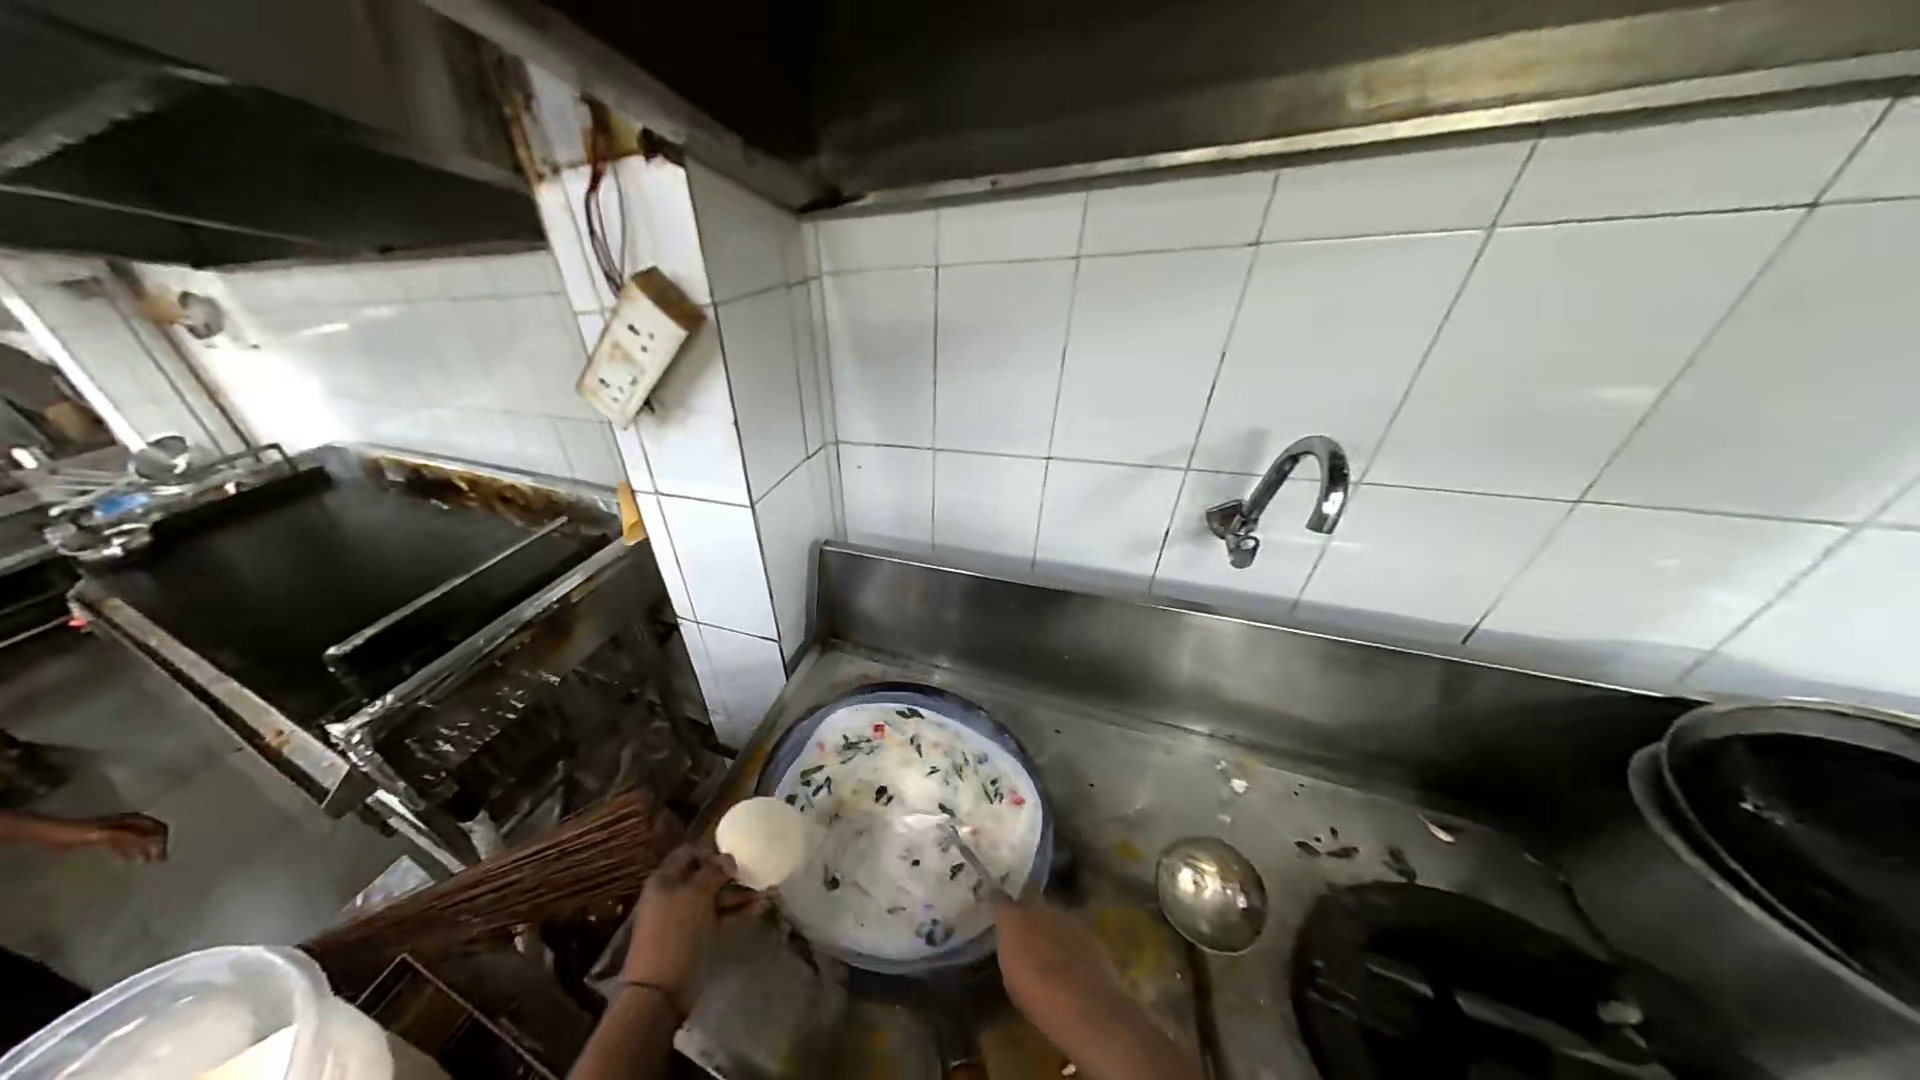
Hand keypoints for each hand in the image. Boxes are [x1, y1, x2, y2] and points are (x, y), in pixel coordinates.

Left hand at [81, 814, 168, 861]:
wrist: (47, 834)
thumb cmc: (77, 833)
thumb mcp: (104, 834)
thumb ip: (128, 836)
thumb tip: (153, 840)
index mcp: (132, 820)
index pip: (157, 827)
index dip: (163, 840)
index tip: (162, 856)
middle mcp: (127, 824)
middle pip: (150, 833)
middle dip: (157, 845)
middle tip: (159, 861)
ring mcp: (114, 831)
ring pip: (137, 839)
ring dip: (144, 849)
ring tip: (147, 862)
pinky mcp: (101, 839)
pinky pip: (122, 845)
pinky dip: (129, 852)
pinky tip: (126, 860)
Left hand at [623, 845, 759, 1007]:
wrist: (660, 989)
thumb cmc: (676, 931)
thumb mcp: (696, 893)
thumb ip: (714, 871)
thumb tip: (729, 861)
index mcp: (665, 880)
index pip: (689, 853)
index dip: (712, 853)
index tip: (734, 859)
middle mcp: (674, 895)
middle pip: (704, 876)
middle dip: (730, 875)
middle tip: (755, 875)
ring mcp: (685, 918)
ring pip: (714, 898)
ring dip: (738, 894)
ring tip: (763, 893)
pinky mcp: (696, 938)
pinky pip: (719, 918)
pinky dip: (736, 913)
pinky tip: (757, 909)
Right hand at [995, 897, 1127, 1019]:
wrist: (1084, 1003)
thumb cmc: (1036, 996)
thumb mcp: (1011, 978)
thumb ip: (1012, 952)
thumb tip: (1016, 946)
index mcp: (1013, 918)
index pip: (1000, 899)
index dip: (1000, 904)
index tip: (999, 911)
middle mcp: (1038, 908)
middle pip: (1030, 900)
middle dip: (1028, 912)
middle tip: (1026, 931)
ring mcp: (1066, 916)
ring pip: (1053, 914)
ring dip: (1050, 926)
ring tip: (1051, 949)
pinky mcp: (1088, 929)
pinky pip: (1072, 929)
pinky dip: (1069, 940)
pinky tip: (1072, 960)